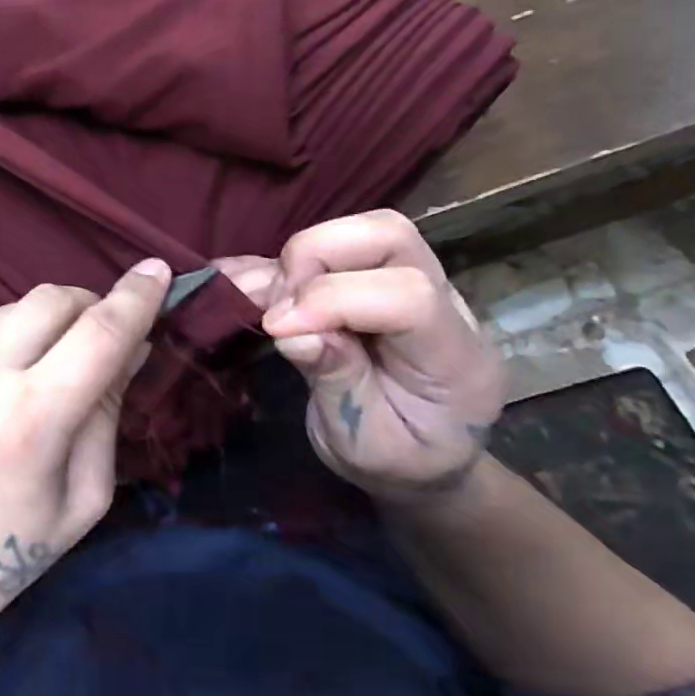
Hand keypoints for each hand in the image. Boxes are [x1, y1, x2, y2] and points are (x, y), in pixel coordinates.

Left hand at [0, 259, 172, 693]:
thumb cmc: (10, 551)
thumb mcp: (85, 496)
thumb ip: (108, 411)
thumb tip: (131, 343)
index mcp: (27, 419)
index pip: (98, 334)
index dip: (136, 298)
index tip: (158, 271)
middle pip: (51, 298)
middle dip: (87, 307)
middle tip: (97, 339)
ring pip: (11, 309)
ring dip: (40, 328)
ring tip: (36, 376)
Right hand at [216, 211, 503, 503]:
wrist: (421, 465)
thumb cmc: (399, 462)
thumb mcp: (366, 445)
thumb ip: (337, 382)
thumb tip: (291, 331)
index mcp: (454, 356)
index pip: (408, 296)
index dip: (333, 299)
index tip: (278, 329)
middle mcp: (442, 304)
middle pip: (389, 235)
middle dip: (318, 255)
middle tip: (278, 305)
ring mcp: (407, 284)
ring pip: (357, 230)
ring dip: (298, 258)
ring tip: (261, 303)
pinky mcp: (365, 281)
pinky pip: (324, 249)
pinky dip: (275, 264)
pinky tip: (239, 285)